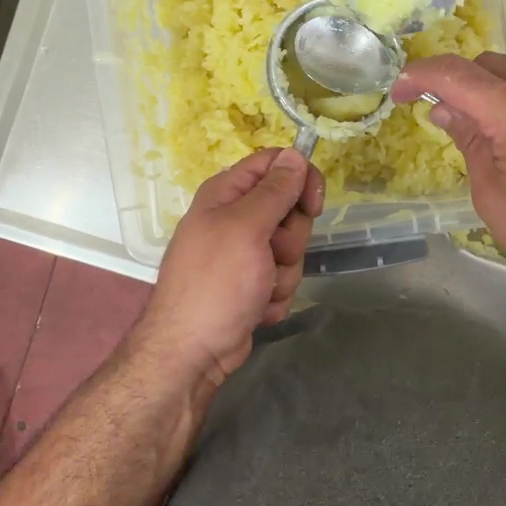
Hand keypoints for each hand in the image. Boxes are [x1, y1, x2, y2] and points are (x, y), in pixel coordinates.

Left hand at [127, 147, 324, 391]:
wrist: (193, 352)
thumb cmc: (215, 284)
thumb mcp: (247, 228)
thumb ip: (274, 190)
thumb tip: (294, 153)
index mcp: (226, 193)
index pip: (274, 164)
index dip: (299, 178)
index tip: (312, 204)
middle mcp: (234, 218)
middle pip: (290, 209)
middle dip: (291, 238)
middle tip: (271, 253)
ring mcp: (244, 254)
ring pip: (292, 249)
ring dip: (283, 273)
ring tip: (258, 289)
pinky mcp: (253, 284)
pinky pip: (284, 278)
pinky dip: (275, 296)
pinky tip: (256, 308)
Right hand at [393, 53, 505, 307]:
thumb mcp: (492, 195)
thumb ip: (469, 143)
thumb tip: (447, 110)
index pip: (456, 74)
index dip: (419, 75)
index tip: (400, 91)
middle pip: (491, 65)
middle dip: (460, 83)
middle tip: (447, 118)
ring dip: (498, 96)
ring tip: (495, 139)